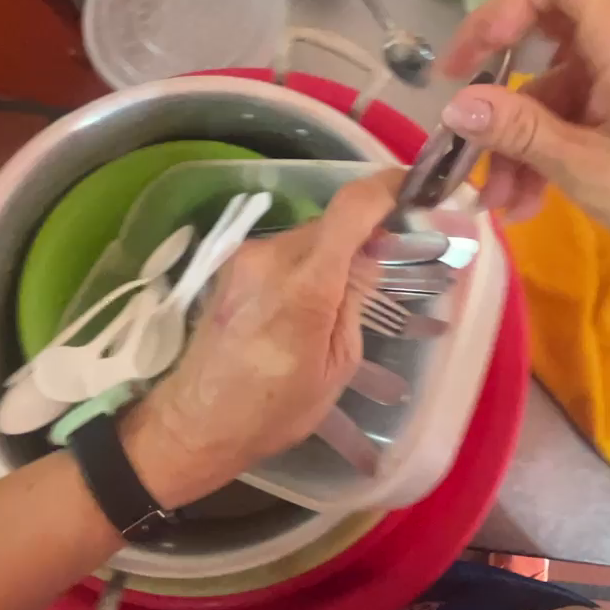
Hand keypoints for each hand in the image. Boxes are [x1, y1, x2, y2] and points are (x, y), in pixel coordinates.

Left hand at [120, 171, 396, 507]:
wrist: (195, 423)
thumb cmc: (275, 409)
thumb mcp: (338, 364)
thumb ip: (355, 299)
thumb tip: (370, 256)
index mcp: (306, 283)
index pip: (351, 208)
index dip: (387, 186)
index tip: (414, 187)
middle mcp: (272, 255)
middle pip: (333, 223)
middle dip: (364, 235)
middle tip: (387, 262)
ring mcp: (245, 257)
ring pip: (309, 236)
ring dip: (333, 253)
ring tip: (341, 298)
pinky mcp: (231, 264)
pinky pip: (284, 250)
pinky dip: (306, 263)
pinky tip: (306, 302)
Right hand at [439, 0, 609, 266]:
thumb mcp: (588, 169)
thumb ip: (519, 131)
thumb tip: (454, 106)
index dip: (507, 1)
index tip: (473, 58)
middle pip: (545, 29)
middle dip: (498, 83)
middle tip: (460, 125)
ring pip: (553, 82)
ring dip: (518, 138)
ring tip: (496, 200)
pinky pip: (575, 107)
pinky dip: (546, 146)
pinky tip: (526, 201)